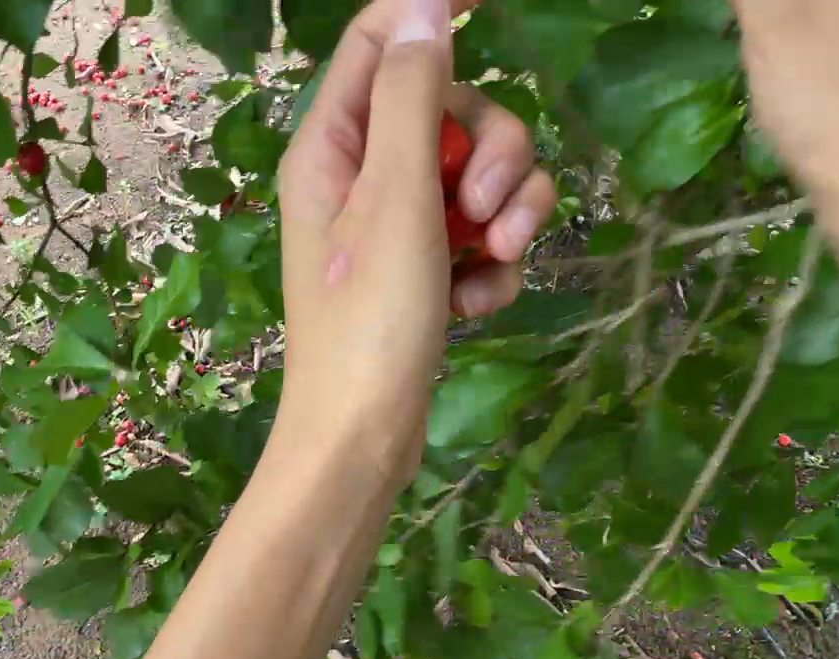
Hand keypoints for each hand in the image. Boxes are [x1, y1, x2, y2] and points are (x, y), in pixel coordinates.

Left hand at [274, 0, 554, 472]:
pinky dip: (486, 270)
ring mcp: (394, 232)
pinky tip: (473, 307)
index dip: (435, 11)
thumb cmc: (368, 322)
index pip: (381, 41)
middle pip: (450, 112)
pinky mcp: (422, 277)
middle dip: (492, 152)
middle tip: (487, 211)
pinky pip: (474, 243)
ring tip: (496, 263)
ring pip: (475, 179)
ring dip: (504, 214)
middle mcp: (360, 181)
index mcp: (333, 148)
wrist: (363, 436)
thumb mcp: (393, 198)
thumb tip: (425, 6)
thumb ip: (410, 97)